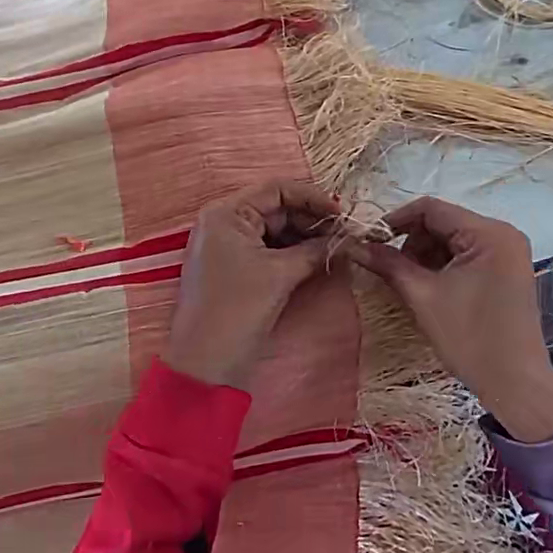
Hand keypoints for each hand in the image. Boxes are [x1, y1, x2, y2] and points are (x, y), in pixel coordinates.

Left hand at [165, 179, 339, 387]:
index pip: (276, 189)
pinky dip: (290, 252)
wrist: (205, 362)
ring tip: (336, 248)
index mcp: (226, 213)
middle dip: (311, 219)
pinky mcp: (231, 265)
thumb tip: (345, 238)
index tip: (344, 215)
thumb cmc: (238, 310)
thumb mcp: (280, 274)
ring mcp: (224, 243)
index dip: (312, 198)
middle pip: (275, 207)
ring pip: (272, 228)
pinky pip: (265, 248)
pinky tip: (316, 259)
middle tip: (346, 235)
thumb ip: (315, 249)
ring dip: (304, 236)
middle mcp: (222, 221)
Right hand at [348, 198, 552, 442]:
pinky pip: (462, 254)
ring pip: (448, 239)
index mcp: (489, 233)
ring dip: (422, 255)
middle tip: (387, 267)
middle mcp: (502, 234)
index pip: (430, 208)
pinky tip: (426, 287)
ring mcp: (506, 253)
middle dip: (409, 242)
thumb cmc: (469, 336)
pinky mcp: (504, 270)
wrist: (515, 385)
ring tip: (407, 282)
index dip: (393, 221)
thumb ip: (386, 262)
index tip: (367, 241)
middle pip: (440, 222)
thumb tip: (352, 244)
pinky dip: (439, 265)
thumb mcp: (421, 295)